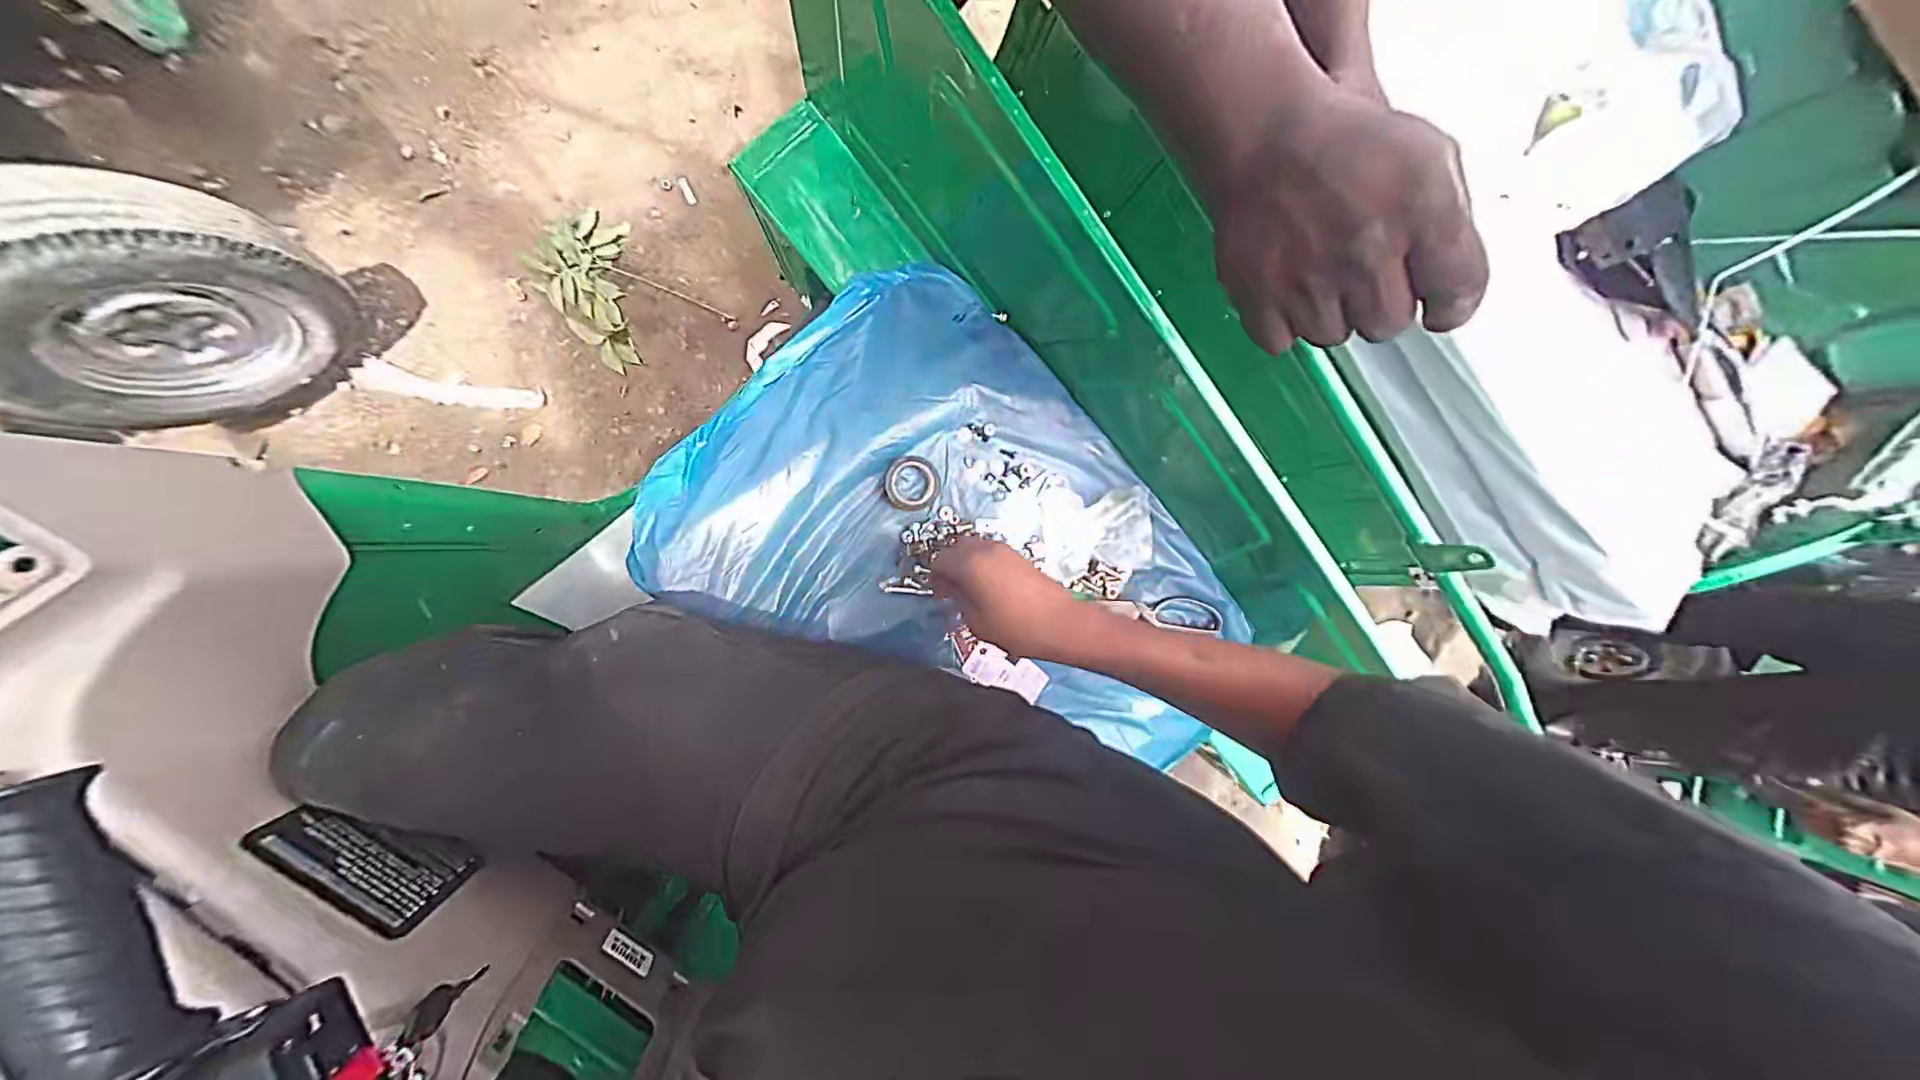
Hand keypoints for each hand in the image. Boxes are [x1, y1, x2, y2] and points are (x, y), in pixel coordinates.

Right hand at [929, 538, 1086, 660]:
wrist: (1061, 623)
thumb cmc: (1017, 627)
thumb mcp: (977, 621)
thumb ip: (958, 600)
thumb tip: (952, 591)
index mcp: (970, 564)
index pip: (939, 560)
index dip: (934, 577)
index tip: (938, 593)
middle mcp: (986, 550)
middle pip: (955, 548)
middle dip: (949, 566)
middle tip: (950, 589)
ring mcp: (1004, 550)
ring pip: (974, 547)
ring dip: (966, 563)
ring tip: (969, 589)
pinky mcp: (1018, 556)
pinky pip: (990, 553)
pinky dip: (982, 564)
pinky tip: (987, 586)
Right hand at [1204, 88, 1488, 349]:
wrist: (1264, 140)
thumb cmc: (1343, 145)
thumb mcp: (1428, 157)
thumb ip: (1450, 224)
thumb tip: (1449, 286)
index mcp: (1420, 210)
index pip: (1458, 293)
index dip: (1448, 304)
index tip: (1437, 305)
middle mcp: (1365, 251)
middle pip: (1388, 324)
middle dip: (1380, 305)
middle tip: (1362, 274)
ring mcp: (1308, 279)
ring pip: (1332, 335)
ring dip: (1329, 313)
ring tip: (1318, 273)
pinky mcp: (1259, 297)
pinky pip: (1280, 342)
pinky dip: (1282, 323)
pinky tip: (1286, 288)